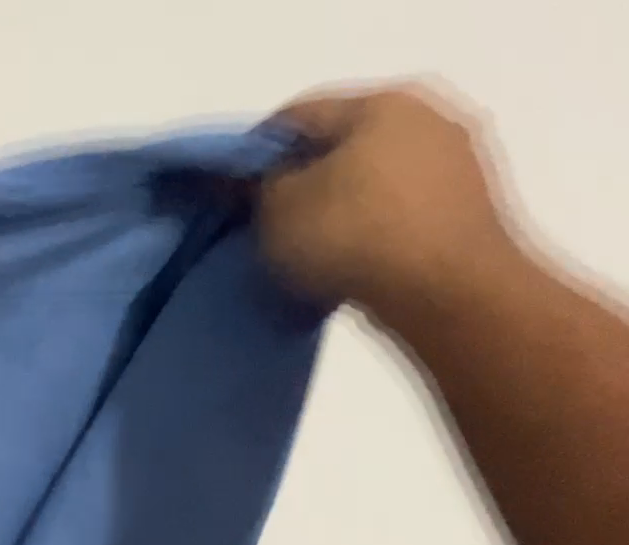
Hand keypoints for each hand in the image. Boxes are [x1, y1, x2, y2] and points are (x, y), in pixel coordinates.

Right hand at [256, 81, 529, 319]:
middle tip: (261, 216)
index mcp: (380, 102)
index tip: (227, 191)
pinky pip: (396, 200)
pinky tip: (343, 251)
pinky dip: (365, 219)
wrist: (446, 290)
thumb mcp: (276, 208)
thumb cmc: (351, 234)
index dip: (250, 152)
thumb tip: (250, 176)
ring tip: (301, 239)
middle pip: (338, 140)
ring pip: (369, 170)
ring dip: (333, 199)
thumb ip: (256, 183)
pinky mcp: (468, 199)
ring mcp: (457, 156)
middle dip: (298, 174)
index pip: (294, 115)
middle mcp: (429, 113)